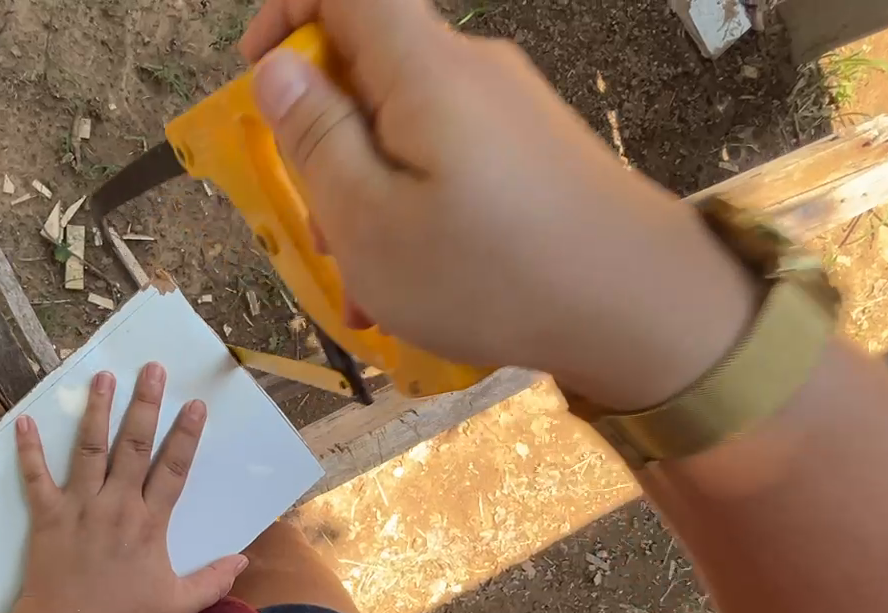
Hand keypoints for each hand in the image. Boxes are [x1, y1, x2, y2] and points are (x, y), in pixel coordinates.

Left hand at [10, 362, 248, 612]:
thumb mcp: (177, 604)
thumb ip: (213, 581)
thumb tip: (245, 560)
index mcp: (150, 523)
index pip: (173, 469)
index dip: (186, 435)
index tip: (194, 403)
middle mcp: (116, 504)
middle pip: (134, 445)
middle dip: (145, 404)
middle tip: (152, 368)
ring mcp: (79, 506)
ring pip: (89, 449)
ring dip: (96, 410)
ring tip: (102, 376)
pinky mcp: (47, 515)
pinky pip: (36, 477)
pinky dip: (29, 450)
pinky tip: (24, 420)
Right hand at [239, 0, 758, 410]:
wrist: (630, 307)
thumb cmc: (481, 271)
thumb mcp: (367, 218)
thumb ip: (315, 139)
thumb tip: (277, 70)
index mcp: (422, 69)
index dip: (287, 13)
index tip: (257, 80)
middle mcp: (467, 71)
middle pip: (368, 72)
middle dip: (321, 147)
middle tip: (317, 235)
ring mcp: (502, 113)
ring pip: (399, 135)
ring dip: (362, 202)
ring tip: (364, 288)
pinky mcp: (523, 153)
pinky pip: (439, 167)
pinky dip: (404, 216)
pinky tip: (405, 286)